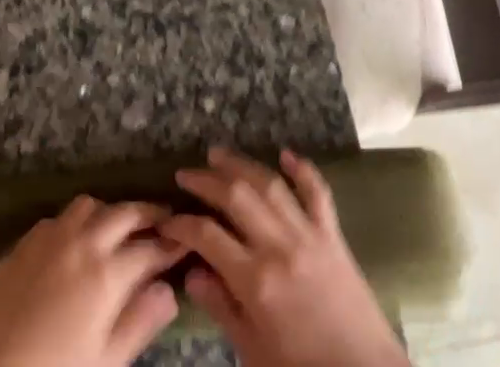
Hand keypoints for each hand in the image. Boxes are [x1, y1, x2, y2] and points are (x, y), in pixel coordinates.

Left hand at [0, 196, 185, 366]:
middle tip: (164, 223)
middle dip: (149, 215)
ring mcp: (46, 241)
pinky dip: (74, 222)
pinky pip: (54, 219)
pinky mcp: (20, 247)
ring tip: (119, 229)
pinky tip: (74, 241)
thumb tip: (168, 291)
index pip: (151, 248)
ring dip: (109, 212)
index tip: (187, 242)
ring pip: (87, 206)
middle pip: (124, 214)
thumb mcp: (107, 359)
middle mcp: (79, 244)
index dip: (173, 244)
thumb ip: (140, 321)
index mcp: (106, 274)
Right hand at [160, 148, 408, 366]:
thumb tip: (191, 272)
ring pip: (271, 187)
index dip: (181, 224)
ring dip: (242, 165)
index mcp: (255, 280)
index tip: (165, 221)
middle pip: (236, 198)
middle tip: (184, 174)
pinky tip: (286, 154)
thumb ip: (220, 306)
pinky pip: (318, 194)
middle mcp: (280, 247)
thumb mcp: (251, 348)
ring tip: (218, 154)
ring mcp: (309, 236)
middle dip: (206, 181)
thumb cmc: (300, 366)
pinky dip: (303, 170)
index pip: (206, 236)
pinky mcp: (333, 236)